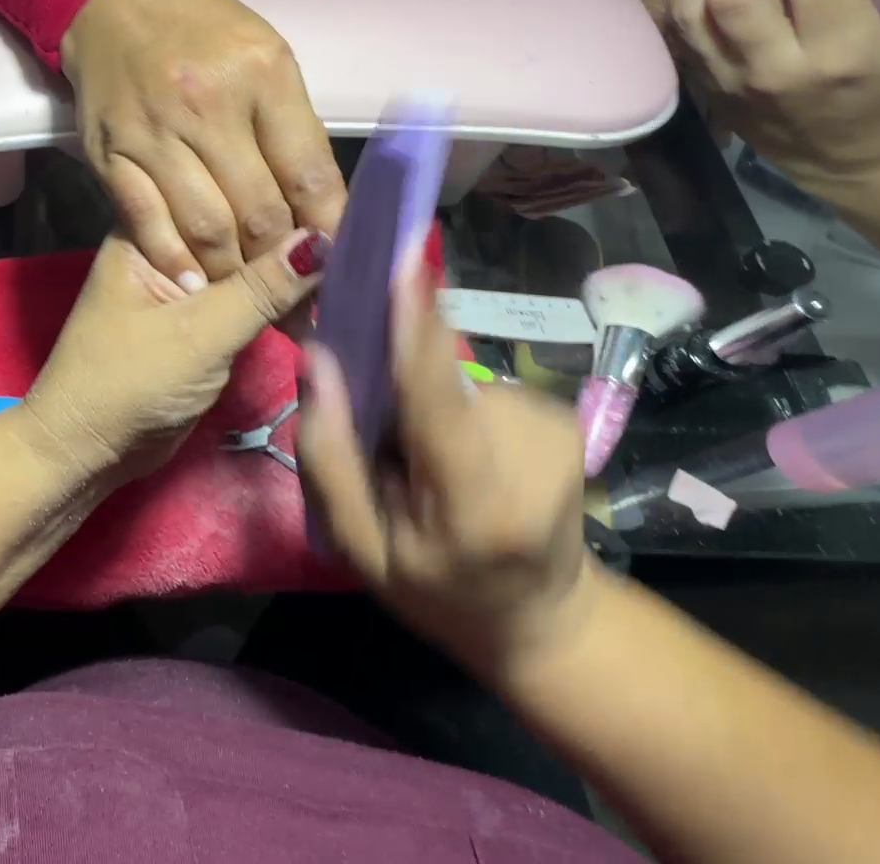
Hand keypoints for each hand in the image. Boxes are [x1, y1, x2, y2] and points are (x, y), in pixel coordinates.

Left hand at [22, 226, 330, 486]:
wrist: (87, 449)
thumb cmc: (128, 383)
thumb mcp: (199, 333)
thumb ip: (262, 288)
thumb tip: (329, 238)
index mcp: (147, 226)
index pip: (223, 190)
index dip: (282, 199)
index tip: (344, 211)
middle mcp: (164, 244)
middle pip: (239, 225)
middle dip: (290, 241)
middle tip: (360, 249)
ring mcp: (179, 282)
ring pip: (245, 264)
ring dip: (287, 275)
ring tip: (350, 273)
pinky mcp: (194, 318)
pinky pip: (242, 298)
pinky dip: (273, 302)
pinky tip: (318, 301)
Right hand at [60, 0, 345, 287]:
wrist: (110, 2)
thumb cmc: (199, 29)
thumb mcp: (263, 58)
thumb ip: (289, 130)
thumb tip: (317, 211)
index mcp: (263, 73)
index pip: (309, 172)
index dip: (329, 232)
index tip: (340, 270)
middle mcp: (209, 104)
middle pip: (259, 211)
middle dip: (284, 269)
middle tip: (299, 309)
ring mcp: (154, 133)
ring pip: (205, 227)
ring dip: (233, 275)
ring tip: (251, 298)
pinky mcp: (111, 155)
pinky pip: (147, 222)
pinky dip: (174, 260)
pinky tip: (193, 284)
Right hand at [296, 265, 595, 676]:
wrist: (540, 619)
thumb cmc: (435, 590)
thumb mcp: (358, 546)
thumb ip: (328, 456)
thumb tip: (317, 357)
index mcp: (475, 501)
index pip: (437, 397)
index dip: (416, 325)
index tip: (401, 259)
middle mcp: (531, 450)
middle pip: (434, 378)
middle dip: (391, 387)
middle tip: (375, 443)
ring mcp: (556, 425)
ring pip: (452, 380)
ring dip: (419, 403)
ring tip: (416, 461)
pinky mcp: (562, 412)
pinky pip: (474, 386)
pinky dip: (448, 407)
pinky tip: (449, 453)